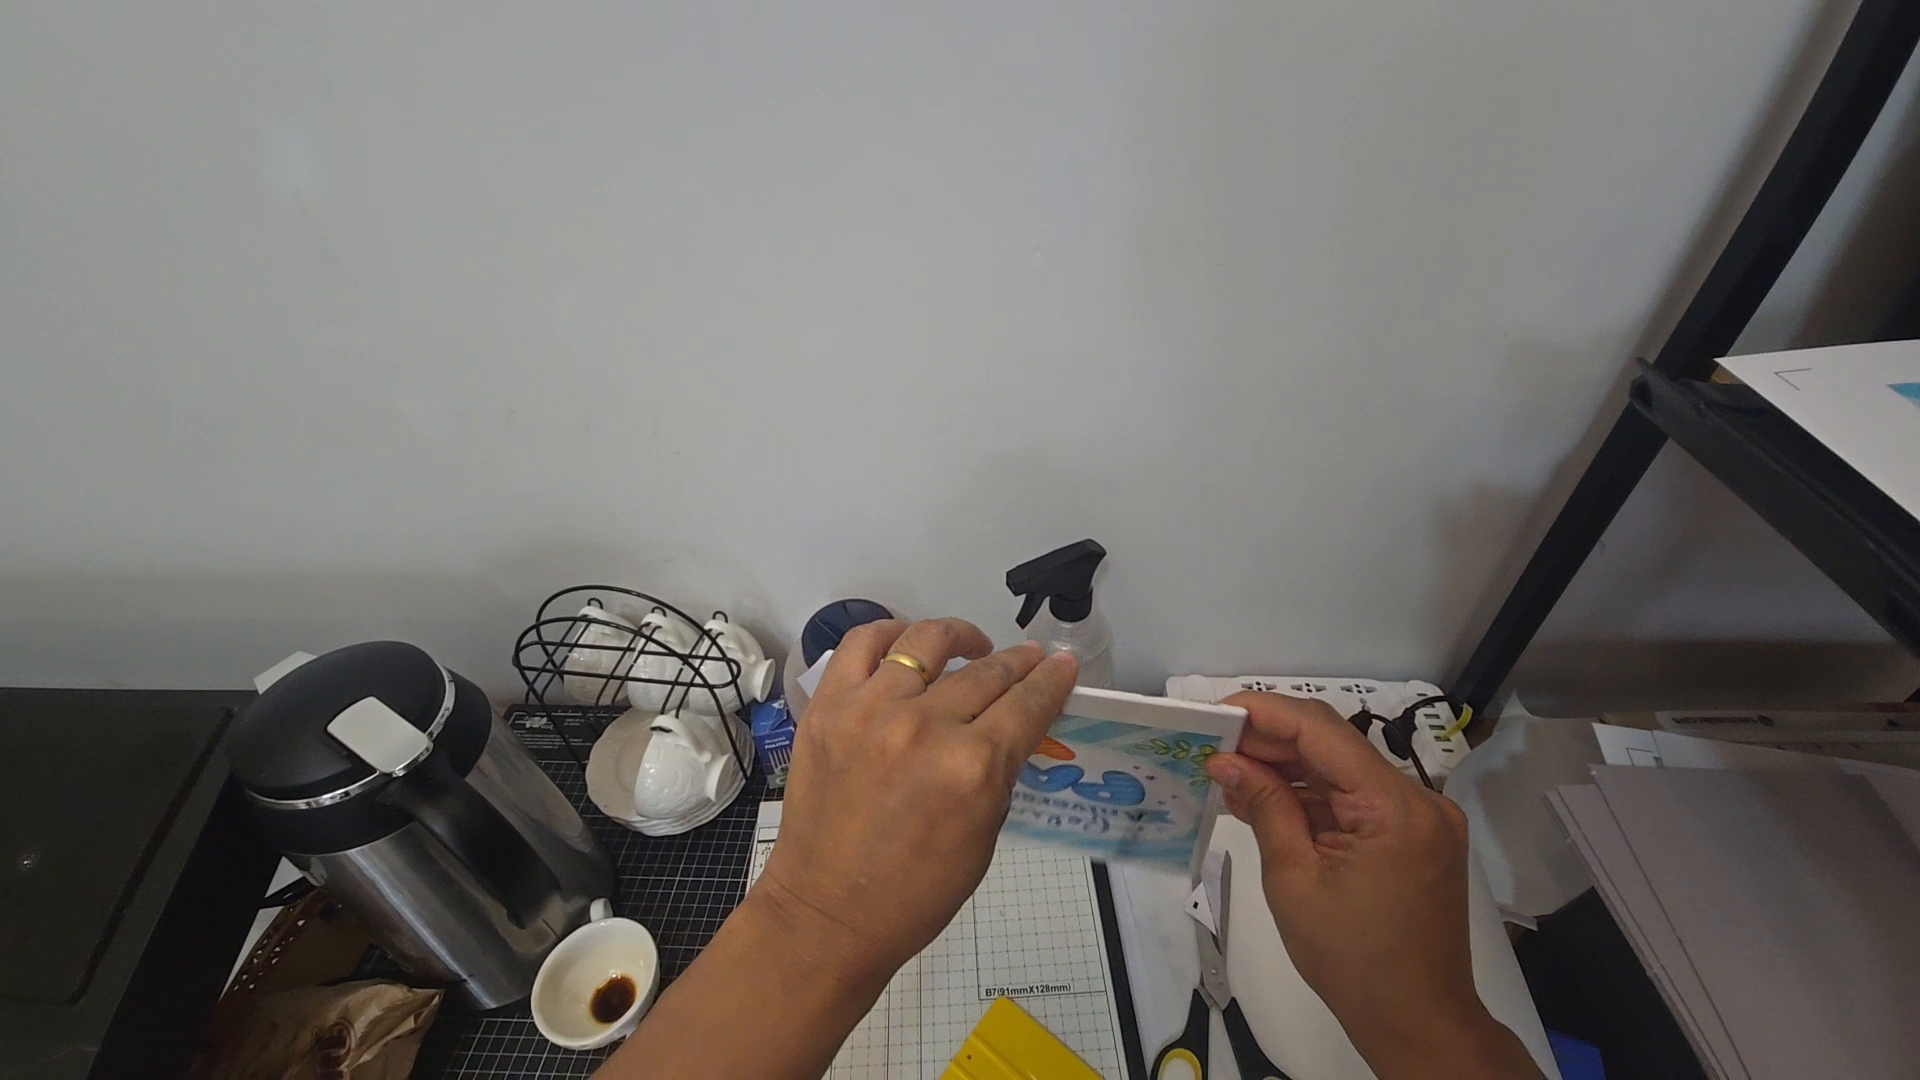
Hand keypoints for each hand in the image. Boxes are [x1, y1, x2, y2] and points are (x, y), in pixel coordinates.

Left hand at [753, 618, 1078, 989]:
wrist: (827, 913)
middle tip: (1030, 657)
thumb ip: (1001, 768)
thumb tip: (1016, 719)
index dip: (1052, 680)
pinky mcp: (829, 707)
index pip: (1027, 705)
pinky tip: (908, 643)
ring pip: (927, 642)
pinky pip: (863, 645)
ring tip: (972, 644)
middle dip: (1019, 661)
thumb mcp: (985, 835)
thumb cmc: (917, 891)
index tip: (1062, 664)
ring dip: (961, 636)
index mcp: (972, 768)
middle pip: (987, 672)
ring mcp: (871, 710)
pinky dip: (891, 633)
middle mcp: (925, 727)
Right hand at [1203, 692, 1537, 1079]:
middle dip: (1268, 740)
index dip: (1266, 712)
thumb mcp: (1293, 878)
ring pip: (1338, 768)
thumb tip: (1223, 759)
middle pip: (1331, 744)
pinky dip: (1307, 795)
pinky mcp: (1409, 833)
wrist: (1418, 1024)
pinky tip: (1262, 798)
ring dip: (1284, 767)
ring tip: (1227, 772)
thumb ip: (1263, 805)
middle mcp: (1417, 798)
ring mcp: (1417, 816)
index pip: (1322, 731)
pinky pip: (1350, 797)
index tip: (1217, 711)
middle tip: (1213, 744)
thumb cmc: (1351, 959)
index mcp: (1394, 807)